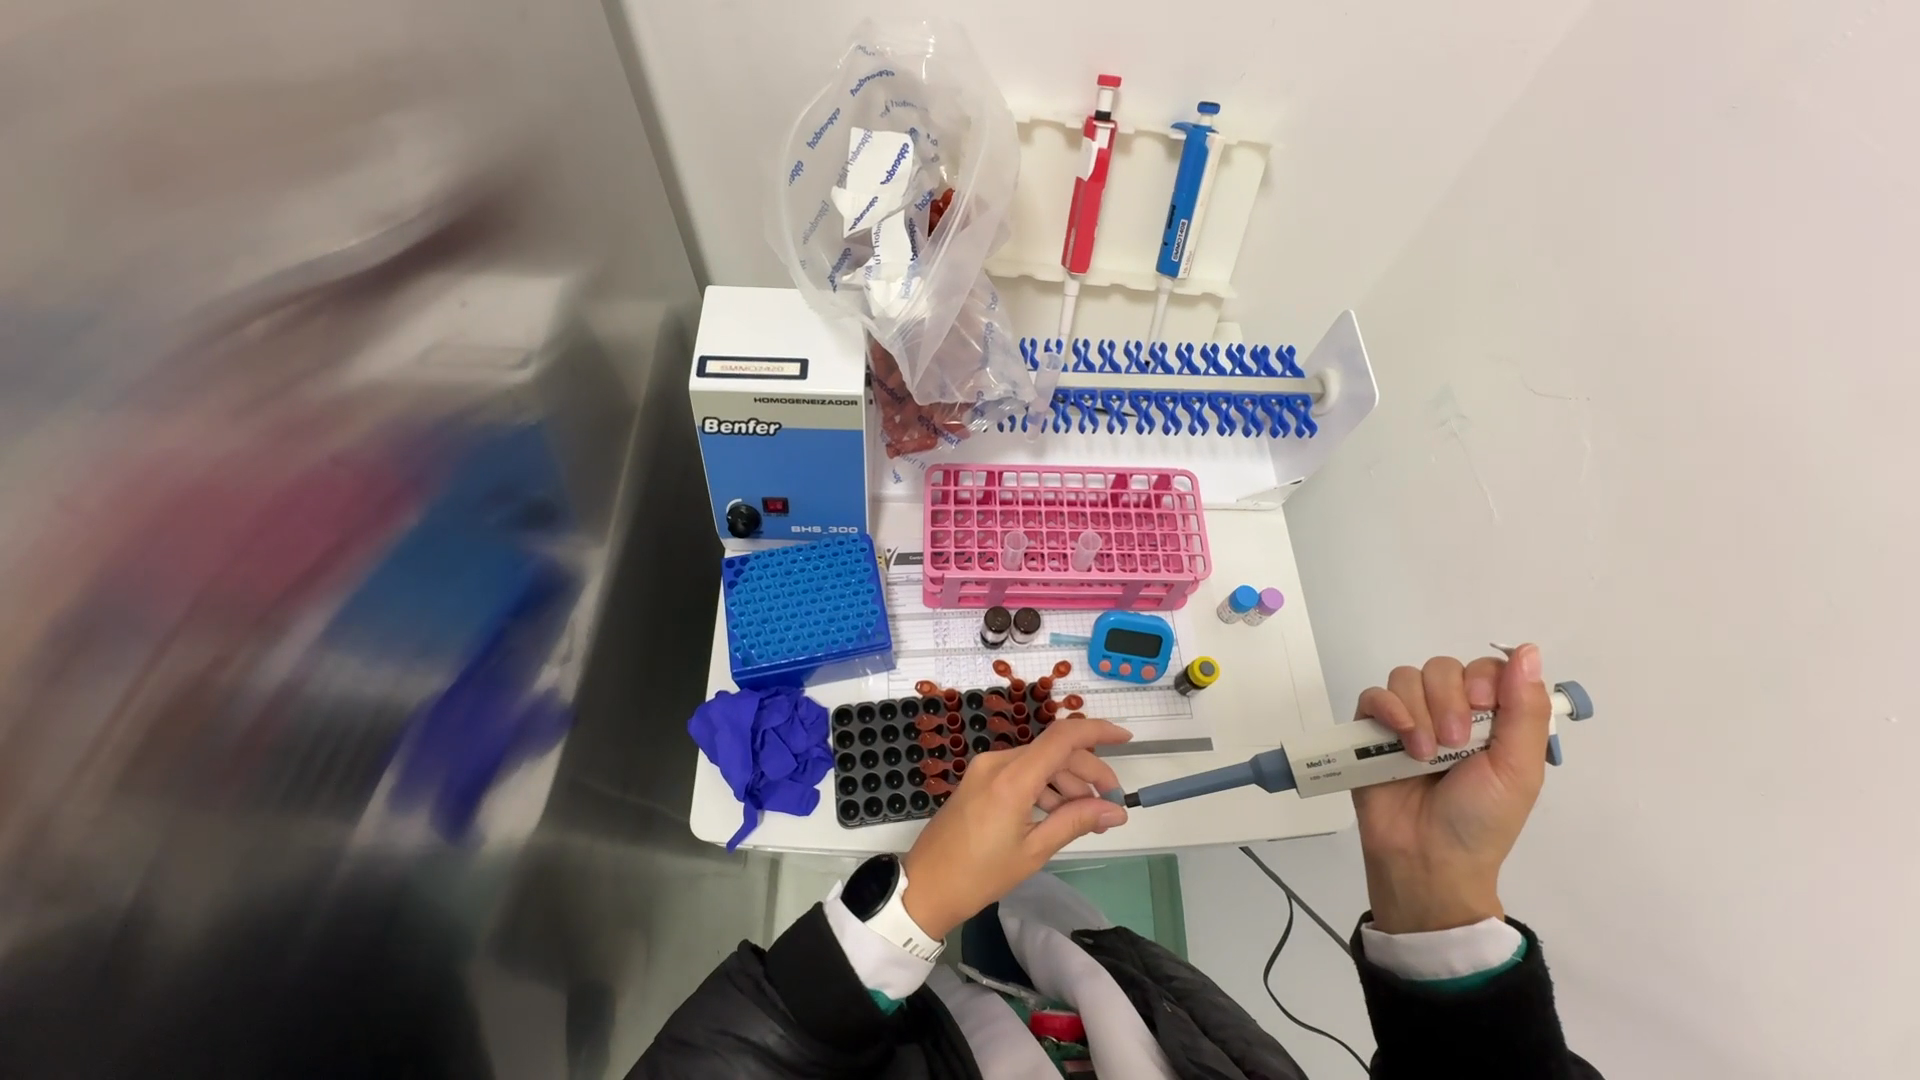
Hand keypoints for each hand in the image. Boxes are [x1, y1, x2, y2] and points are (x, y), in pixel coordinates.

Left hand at [900, 715, 1132, 938]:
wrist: (925, 887)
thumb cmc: (980, 875)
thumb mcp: (1034, 851)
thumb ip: (1076, 821)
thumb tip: (1117, 810)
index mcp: (1012, 778)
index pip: (1062, 738)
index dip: (1097, 731)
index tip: (1125, 738)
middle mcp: (998, 762)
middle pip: (1054, 750)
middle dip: (1088, 770)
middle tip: (1110, 803)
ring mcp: (985, 768)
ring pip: (1039, 760)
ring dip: (1067, 780)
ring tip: (1087, 815)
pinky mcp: (979, 779)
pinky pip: (1022, 770)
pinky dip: (1045, 785)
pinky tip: (1058, 811)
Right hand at [1351, 644, 1551, 933]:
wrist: (1428, 856)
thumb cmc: (1482, 820)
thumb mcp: (1519, 768)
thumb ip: (1525, 709)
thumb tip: (1528, 649)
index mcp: (1492, 720)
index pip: (1485, 668)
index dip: (1483, 681)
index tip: (1485, 710)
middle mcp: (1448, 711)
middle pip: (1443, 667)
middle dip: (1449, 702)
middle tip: (1455, 743)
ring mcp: (1407, 718)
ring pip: (1407, 677)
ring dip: (1419, 713)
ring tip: (1424, 755)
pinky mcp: (1370, 729)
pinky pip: (1373, 694)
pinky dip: (1387, 710)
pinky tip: (1399, 740)